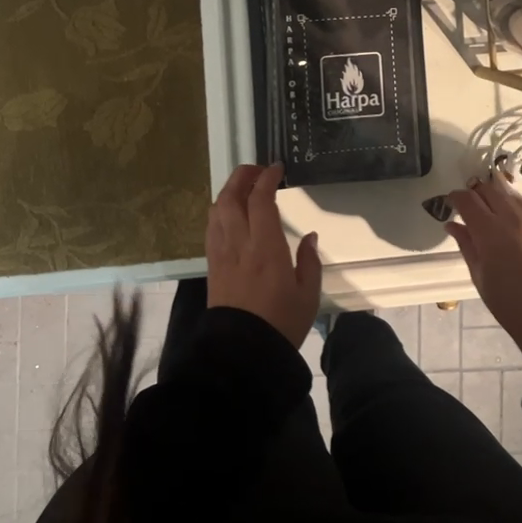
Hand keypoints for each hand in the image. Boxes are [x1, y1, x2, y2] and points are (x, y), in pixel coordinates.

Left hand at [206, 164, 322, 346]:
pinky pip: (212, 227)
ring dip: (229, 191)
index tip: (277, 168)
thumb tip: (308, 236)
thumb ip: (309, 260)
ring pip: (217, 209)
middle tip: (258, 170)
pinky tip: (229, 214)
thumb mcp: (308, 294)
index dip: (267, 178)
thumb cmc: (281, 323)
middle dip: (243, 176)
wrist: (243, 354)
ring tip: (243, 188)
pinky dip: (220, 211)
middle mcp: (239, 243)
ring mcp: (221, 253)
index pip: (260, 199)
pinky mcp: (212, 265)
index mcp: (266, 247)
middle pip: (231, 197)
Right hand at [446, 173, 521, 369]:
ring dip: (502, 203)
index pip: (468, 199)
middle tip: (474, 207)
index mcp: (491, 232)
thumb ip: (466, 243)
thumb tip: (452, 224)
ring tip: (499, 221)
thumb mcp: (479, 275)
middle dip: (478, 194)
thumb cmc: (508, 305)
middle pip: (491, 190)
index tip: (453, 201)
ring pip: (515, 198)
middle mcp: (517, 218)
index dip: (457, 197)